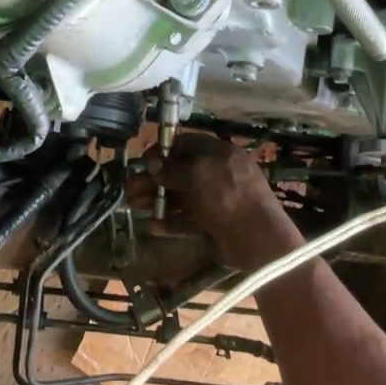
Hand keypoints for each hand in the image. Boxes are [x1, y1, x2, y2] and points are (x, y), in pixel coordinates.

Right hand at [129, 131, 304, 269]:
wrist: (256, 240)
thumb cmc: (227, 196)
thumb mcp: (198, 175)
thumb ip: (173, 168)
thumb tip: (153, 163)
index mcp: (219, 155)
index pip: (187, 144)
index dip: (164, 151)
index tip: (144, 161)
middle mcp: (216, 175)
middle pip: (179, 172)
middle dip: (153, 179)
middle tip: (129, 187)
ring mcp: (214, 201)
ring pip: (179, 197)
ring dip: (155, 200)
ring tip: (132, 205)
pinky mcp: (211, 225)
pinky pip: (186, 220)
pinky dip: (168, 222)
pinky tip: (150, 226)